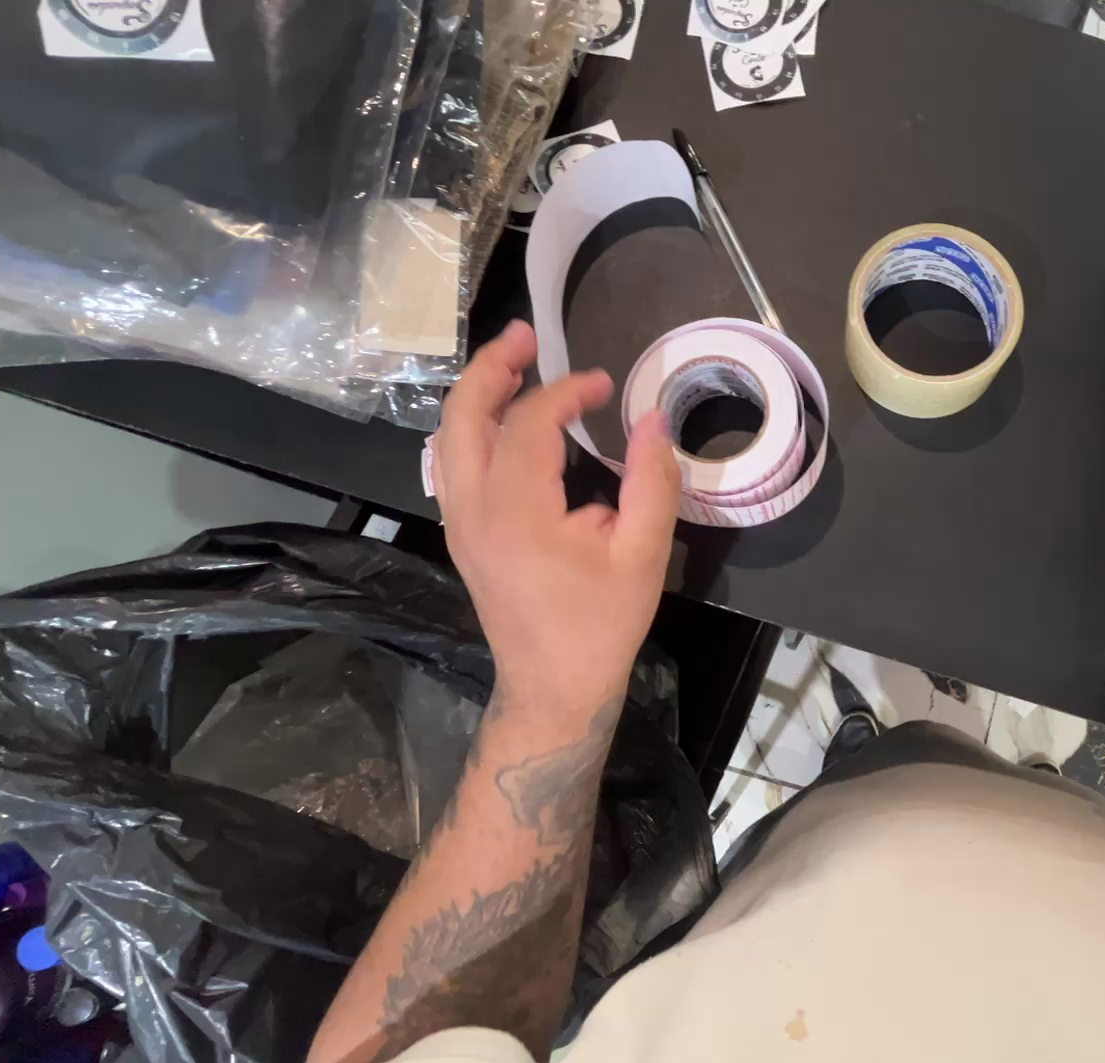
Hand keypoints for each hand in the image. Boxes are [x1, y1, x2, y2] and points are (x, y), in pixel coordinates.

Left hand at [434, 321, 682, 721]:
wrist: (554, 685)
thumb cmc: (602, 623)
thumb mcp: (643, 554)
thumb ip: (652, 481)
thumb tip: (655, 420)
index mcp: (517, 510)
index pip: (532, 423)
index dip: (568, 391)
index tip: (607, 386)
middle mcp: (473, 508)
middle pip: (463, 415)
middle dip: (492, 366)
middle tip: (526, 335)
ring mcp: (459, 522)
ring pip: (449, 438)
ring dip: (478, 394)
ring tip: (514, 365)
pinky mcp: (463, 535)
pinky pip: (454, 464)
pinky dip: (474, 427)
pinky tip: (503, 421)